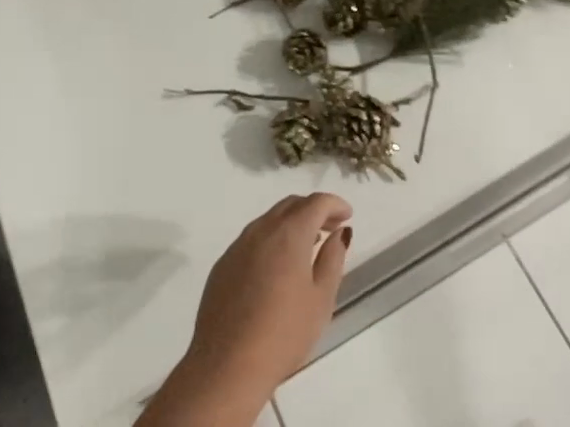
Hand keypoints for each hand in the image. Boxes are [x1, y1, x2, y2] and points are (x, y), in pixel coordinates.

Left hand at [139, 193, 352, 426]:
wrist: (227, 366)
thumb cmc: (284, 334)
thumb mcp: (321, 298)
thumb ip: (333, 258)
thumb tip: (339, 232)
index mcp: (288, 234)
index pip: (315, 202)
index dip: (335, 204)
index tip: (347, 215)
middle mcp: (260, 231)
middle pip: (290, 205)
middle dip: (313, 210)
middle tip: (331, 228)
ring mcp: (237, 247)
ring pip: (268, 220)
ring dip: (291, 224)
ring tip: (307, 245)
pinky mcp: (222, 266)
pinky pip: (251, 240)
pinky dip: (270, 240)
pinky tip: (277, 267)